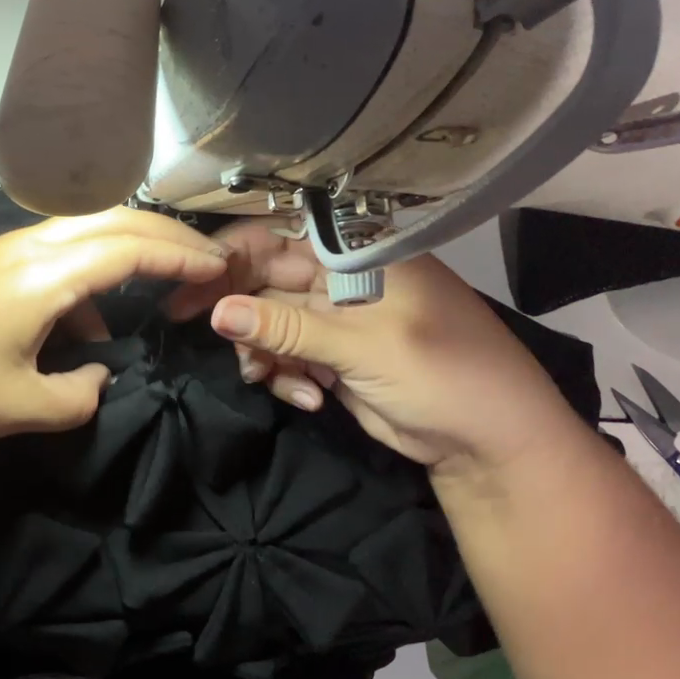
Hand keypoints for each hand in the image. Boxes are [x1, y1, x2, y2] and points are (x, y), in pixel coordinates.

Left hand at [0, 208, 229, 449]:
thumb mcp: (23, 409)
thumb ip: (82, 393)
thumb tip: (100, 373)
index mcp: (38, 275)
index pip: (127, 248)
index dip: (179, 255)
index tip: (218, 268)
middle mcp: (19, 246)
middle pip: (106, 221)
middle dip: (160, 237)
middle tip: (199, 263)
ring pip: (74, 235)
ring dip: (114, 262)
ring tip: (136, 311)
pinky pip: (43, 256)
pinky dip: (75, 280)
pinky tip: (72, 328)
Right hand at [164, 219, 583, 479]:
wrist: (489, 443)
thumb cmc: (442, 375)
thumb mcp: (361, 348)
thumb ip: (286, 328)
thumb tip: (215, 313)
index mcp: (360, 256)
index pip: (281, 235)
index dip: (232, 254)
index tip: (191, 282)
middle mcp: (342, 280)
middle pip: (265, 279)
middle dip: (237, 310)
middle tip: (201, 332)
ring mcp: (336, 320)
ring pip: (268, 322)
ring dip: (261, 352)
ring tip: (267, 380)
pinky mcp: (333, 357)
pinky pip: (285, 355)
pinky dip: (284, 375)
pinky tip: (308, 398)